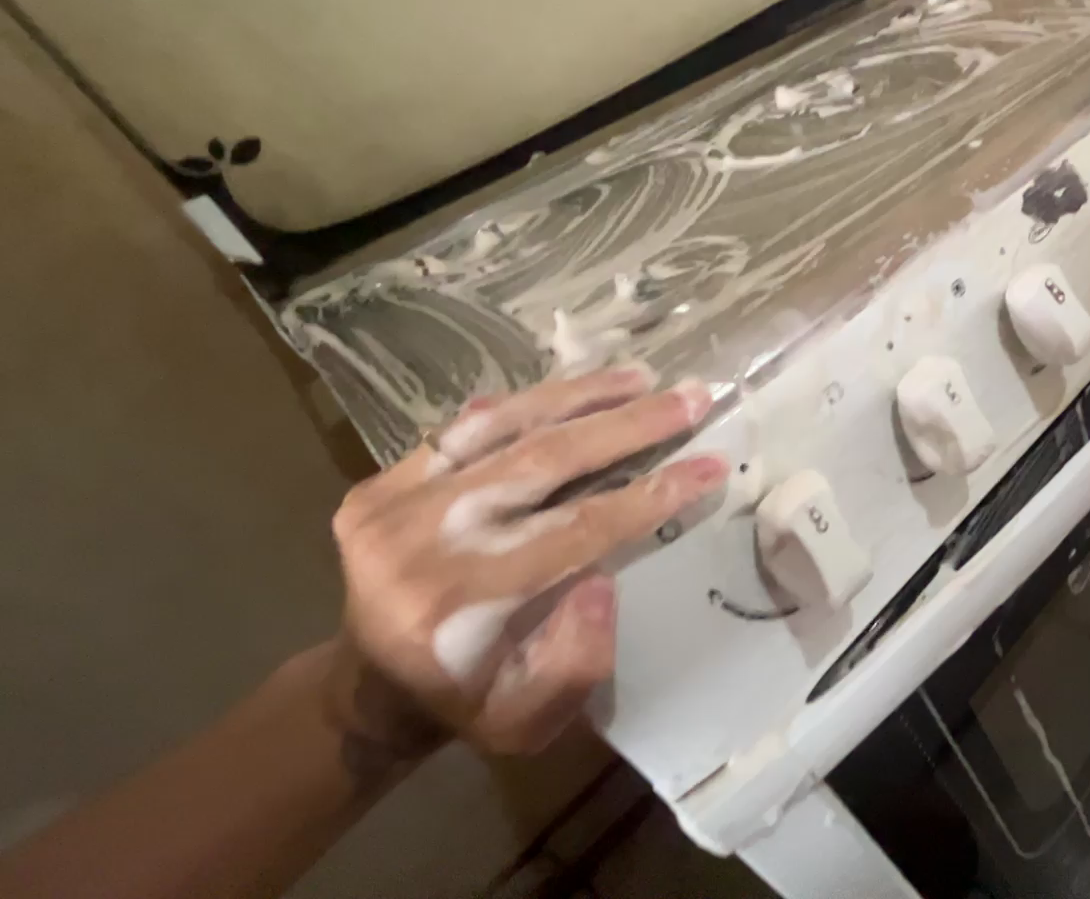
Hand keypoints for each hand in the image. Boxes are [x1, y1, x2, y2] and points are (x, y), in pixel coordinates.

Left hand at [321, 368, 727, 766]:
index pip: (580, 526)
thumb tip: (604, 581)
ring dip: (582, 396)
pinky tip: (575, 388)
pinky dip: (525, 402)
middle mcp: (422, 540)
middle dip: (631, 424)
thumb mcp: (529, 721)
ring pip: (504, 427)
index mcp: (463, 599)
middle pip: (545, 460)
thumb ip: (576, 661)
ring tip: (642, 377)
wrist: (369, 687)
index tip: (712, 463)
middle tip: (691, 397)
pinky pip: (464, 428)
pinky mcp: (382, 482)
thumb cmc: (468, 701)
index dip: (653, 492)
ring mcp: (392, 502)